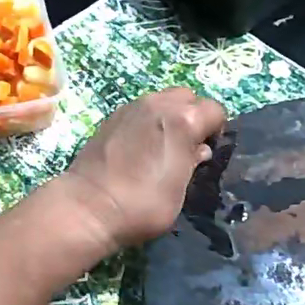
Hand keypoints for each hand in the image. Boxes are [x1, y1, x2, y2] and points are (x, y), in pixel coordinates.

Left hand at [57, 88, 226, 250]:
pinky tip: (138, 147)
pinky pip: (140, 109)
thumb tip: (198, 150)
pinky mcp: (112, 116)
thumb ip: (193, 163)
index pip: (215, 110)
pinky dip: (147, 121)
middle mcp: (159, 104)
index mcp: (183, 121)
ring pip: (162, 99)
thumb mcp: (180, 191)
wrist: (88, 207)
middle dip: (192, 116)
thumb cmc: (142, 205)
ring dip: (169, 116)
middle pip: (188, 97)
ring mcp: (133, 107)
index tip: (207, 151)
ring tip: (161, 145)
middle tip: (186, 145)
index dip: (216, 130)